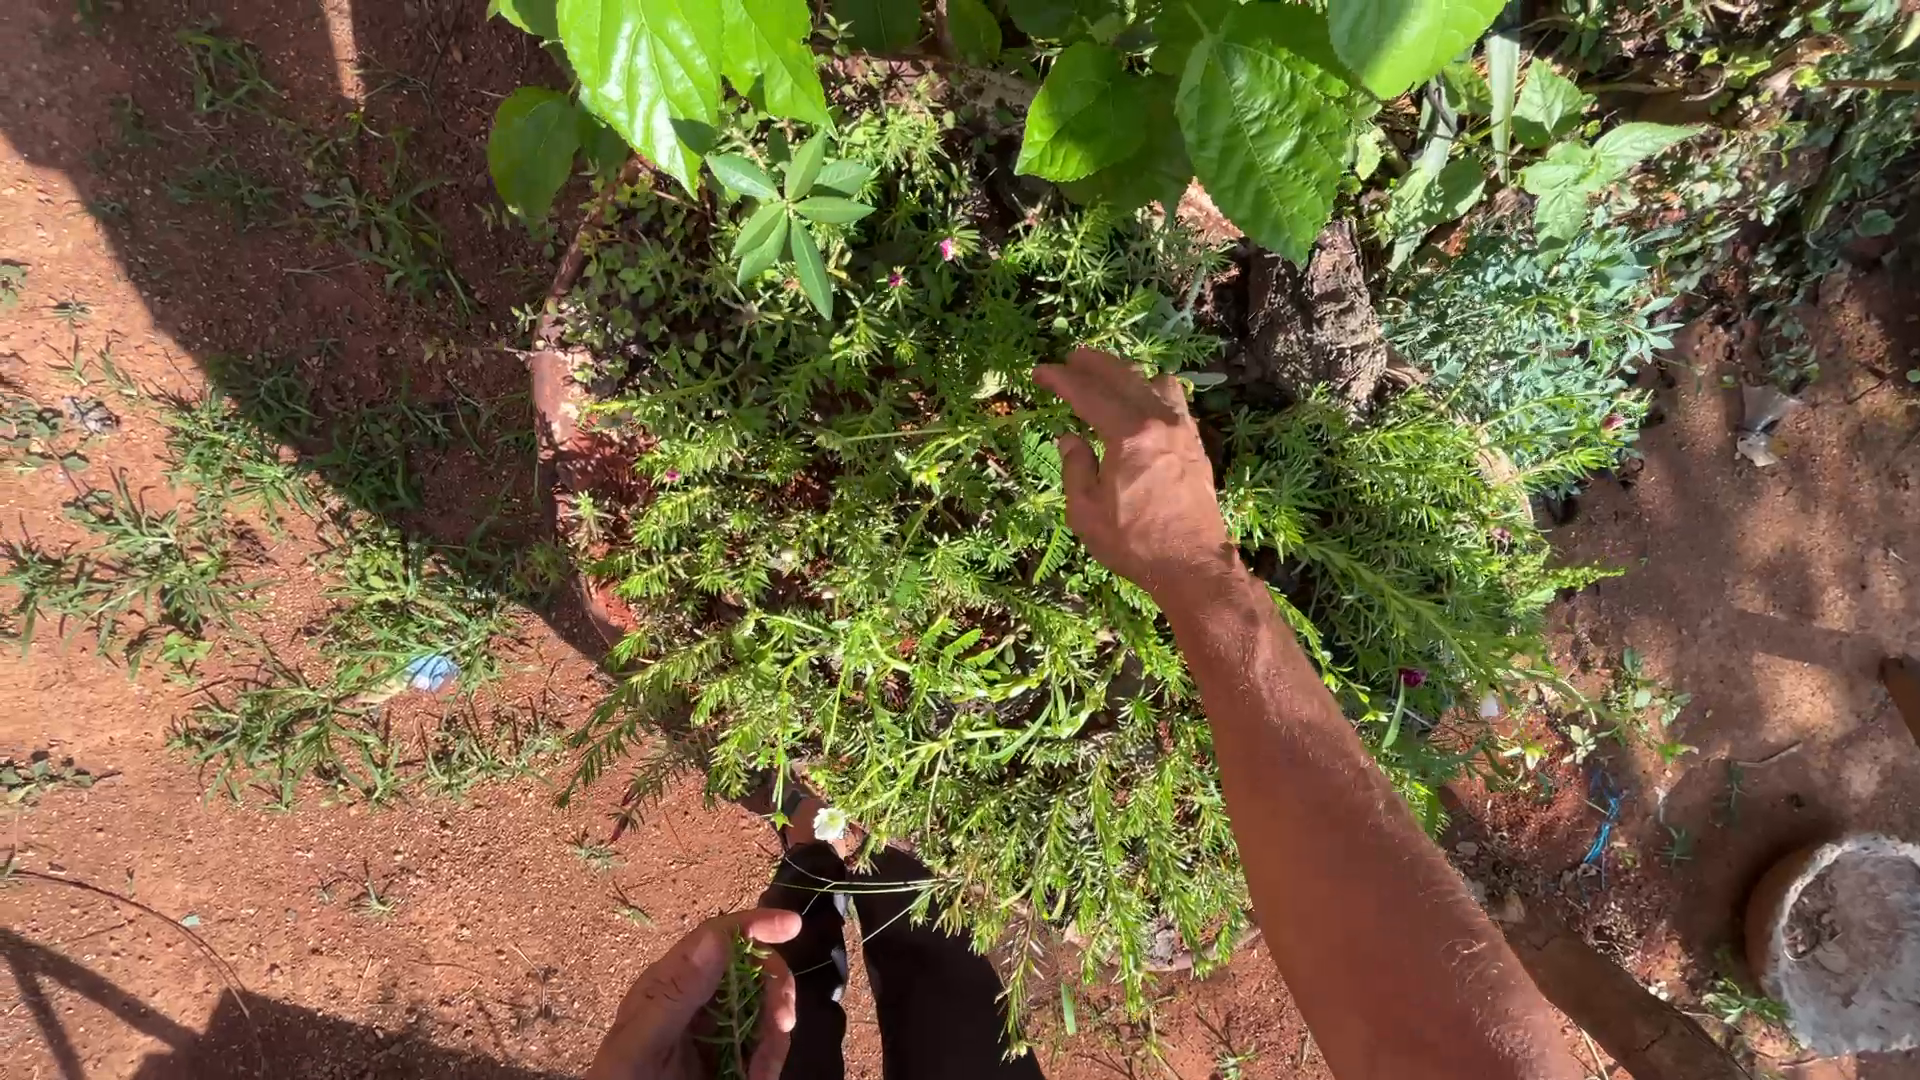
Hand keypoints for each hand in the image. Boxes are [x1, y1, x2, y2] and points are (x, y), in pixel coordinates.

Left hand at [586, 908, 801, 1079]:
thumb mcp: (641, 1047)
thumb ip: (677, 994)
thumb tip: (717, 938)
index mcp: (670, 983)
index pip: (717, 935)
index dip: (756, 924)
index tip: (793, 926)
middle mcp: (698, 997)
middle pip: (752, 967)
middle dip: (775, 988)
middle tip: (784, 1022)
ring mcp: (716, 1027)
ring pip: (766, 1004)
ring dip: (775, 1032)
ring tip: (764, 1074)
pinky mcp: (731, 1057)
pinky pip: (765, 1041)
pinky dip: (771, 1058)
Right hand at [1033, 348, 1233, 598]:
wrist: (1191, 564)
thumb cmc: (1132, 542)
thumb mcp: (1086, 511)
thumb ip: (1075, 467)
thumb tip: (1069, 439)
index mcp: (1128, 435)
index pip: (1088, 394)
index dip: (1061, 379)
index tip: (1041, 371)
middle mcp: (1159, 421)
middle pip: (1122, 377)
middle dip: (1093, 364)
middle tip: (1070, 359)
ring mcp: (1182, 430)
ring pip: (1154, 382)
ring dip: (1126, 374)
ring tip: (1107, 379)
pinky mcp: (1195, 444)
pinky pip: (1174, 401)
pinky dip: (1152, 391)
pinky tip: (1142, 403)